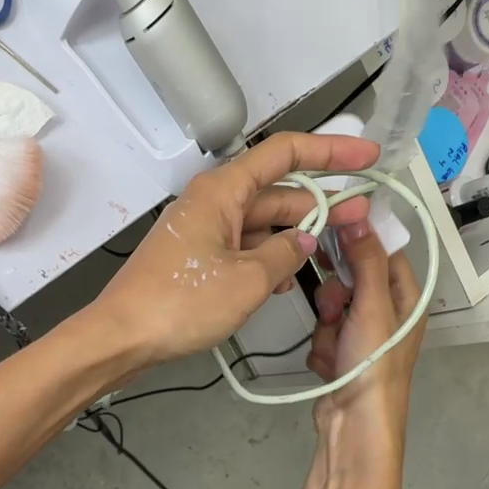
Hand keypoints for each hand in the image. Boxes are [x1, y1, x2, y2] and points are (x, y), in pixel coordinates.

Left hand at [88, 132, 378, 365]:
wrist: (121, 337)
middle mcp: (211, 203)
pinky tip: (284, 281)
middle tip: (360, 219)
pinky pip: (238, 250)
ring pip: (258, 225)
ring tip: (327, 257)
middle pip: (275, 192)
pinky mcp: (192, 262)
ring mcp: (199, 233)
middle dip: (318, 205)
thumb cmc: (181, 302)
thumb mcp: (248, 279)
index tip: (367, 158)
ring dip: (292, 239)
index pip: (285, 153)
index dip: (331, 151)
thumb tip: (304, 241)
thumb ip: (286, 253)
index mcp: (223, 191)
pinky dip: (263, 260)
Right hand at [307, 223, 424, 431]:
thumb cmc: (374, 363)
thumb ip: (366, 260)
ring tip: (334, 350)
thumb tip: (360, 215)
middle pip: (350, 281)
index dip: (357, 243)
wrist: (355, 422)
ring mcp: (362, 336)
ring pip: (330, 311)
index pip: (383, 251)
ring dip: (325, 329)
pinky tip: (329, 366)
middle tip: (334, 312)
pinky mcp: (341, 356)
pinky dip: (320, 350)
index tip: (330, 234)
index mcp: (407, 296)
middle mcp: (387, 312)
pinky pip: (321, 337)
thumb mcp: (372, 305)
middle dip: (334, 298)